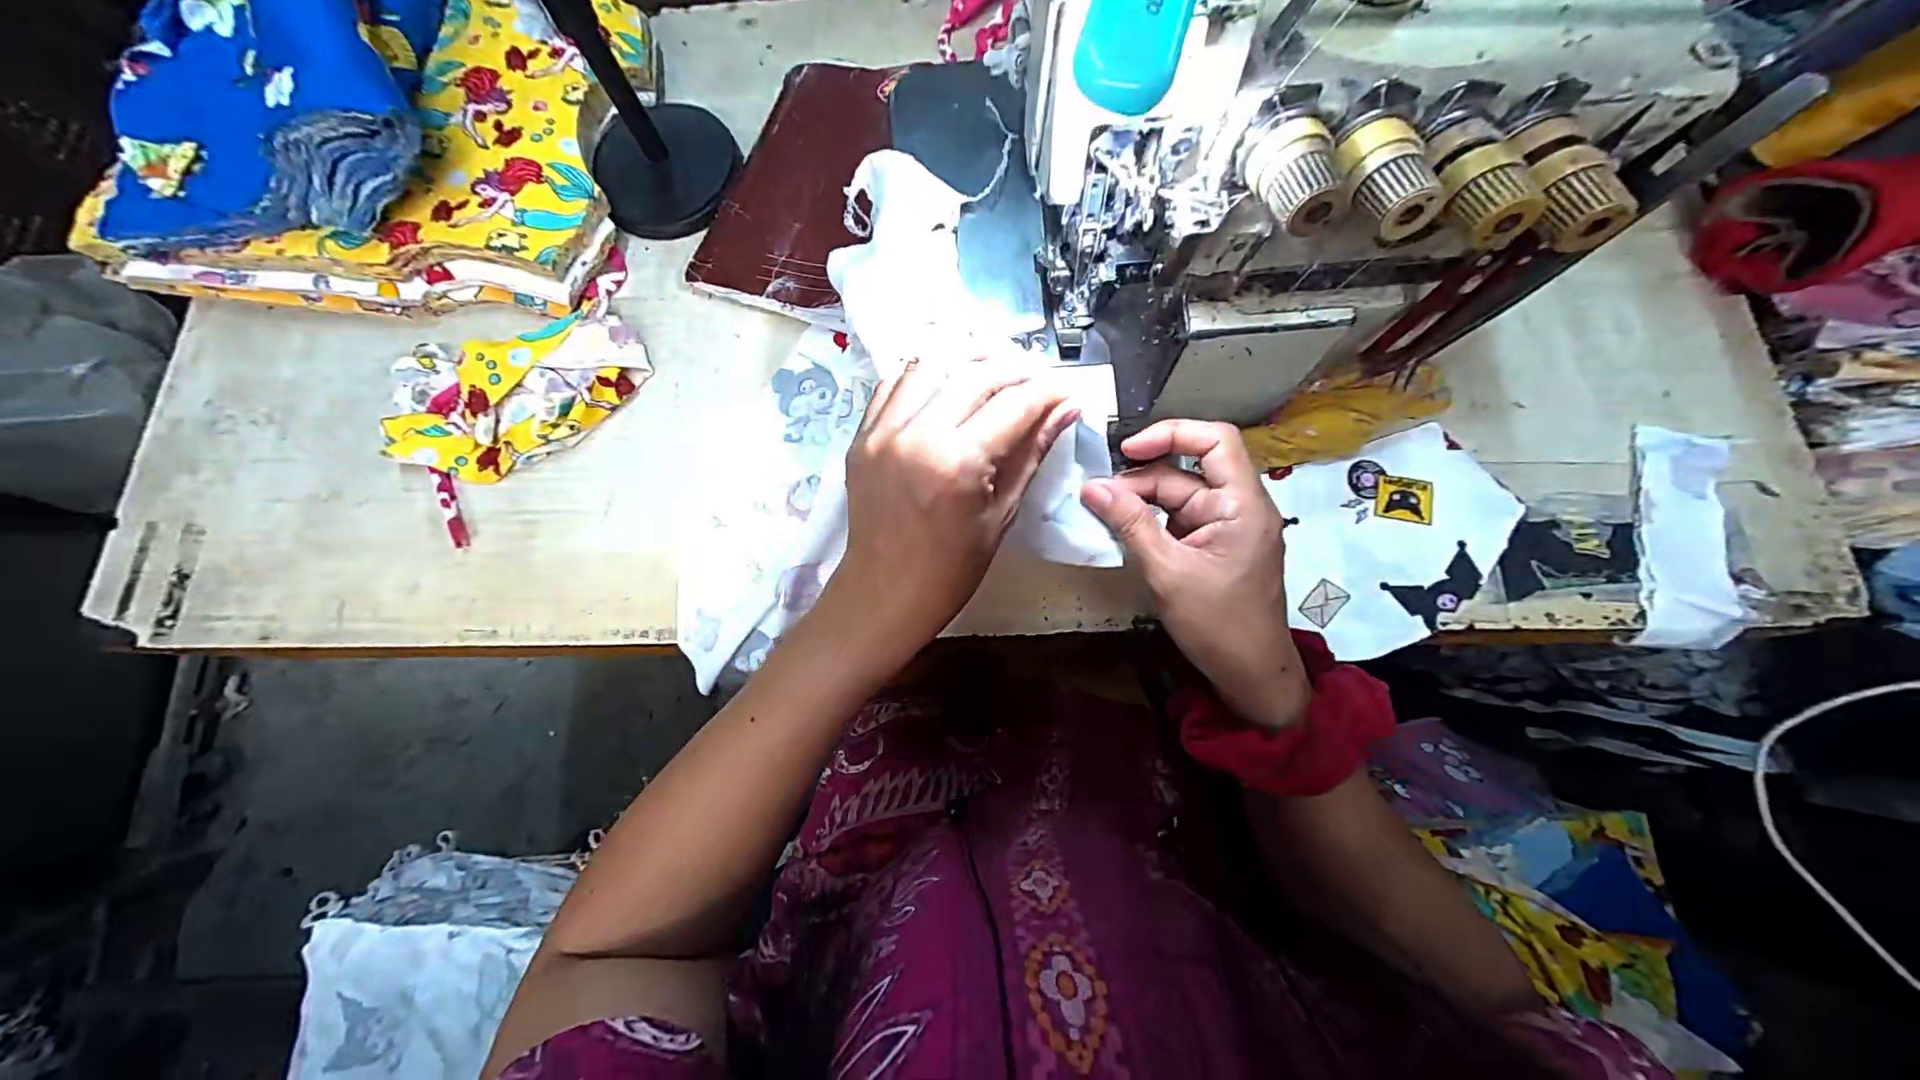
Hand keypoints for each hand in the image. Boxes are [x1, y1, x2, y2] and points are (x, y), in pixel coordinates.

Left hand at [829, 359, 1078, 668]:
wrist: (884, 592)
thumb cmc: (951, 569)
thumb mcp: (1001, 514)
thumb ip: (1031, 453)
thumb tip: (1065, 410)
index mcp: (957, 463)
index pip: (1013, 404)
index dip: (1047, 392)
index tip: (1065, 390)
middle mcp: (916, 435)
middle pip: (974, 375)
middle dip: (1014, 369)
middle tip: (1036, 379)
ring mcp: (882, 432)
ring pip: (931, 365)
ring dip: (967, 363)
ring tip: (992, 374)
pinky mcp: (862, 436)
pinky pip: (894, 384)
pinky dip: (925, 375)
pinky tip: (945, 384)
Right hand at [1080, 420, 1308, 729]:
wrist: (1249, 673)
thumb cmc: (1217, 624)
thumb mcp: (1167, 572)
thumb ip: (1130, 524)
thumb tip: (1092, 488)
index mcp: (1243, 505)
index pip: (1215, 441)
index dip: (1171, 434)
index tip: (1127, 450)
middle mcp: (1239, 507)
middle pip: (1187, 471)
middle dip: (1141, 479)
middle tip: (1099, 496)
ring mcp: (1227, 526)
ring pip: (1179, 495)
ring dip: (1141, 501)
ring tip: (1103, 512)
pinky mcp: (1214, 544)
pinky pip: (1179, 519)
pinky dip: (1151, 521)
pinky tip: (1123, 529)